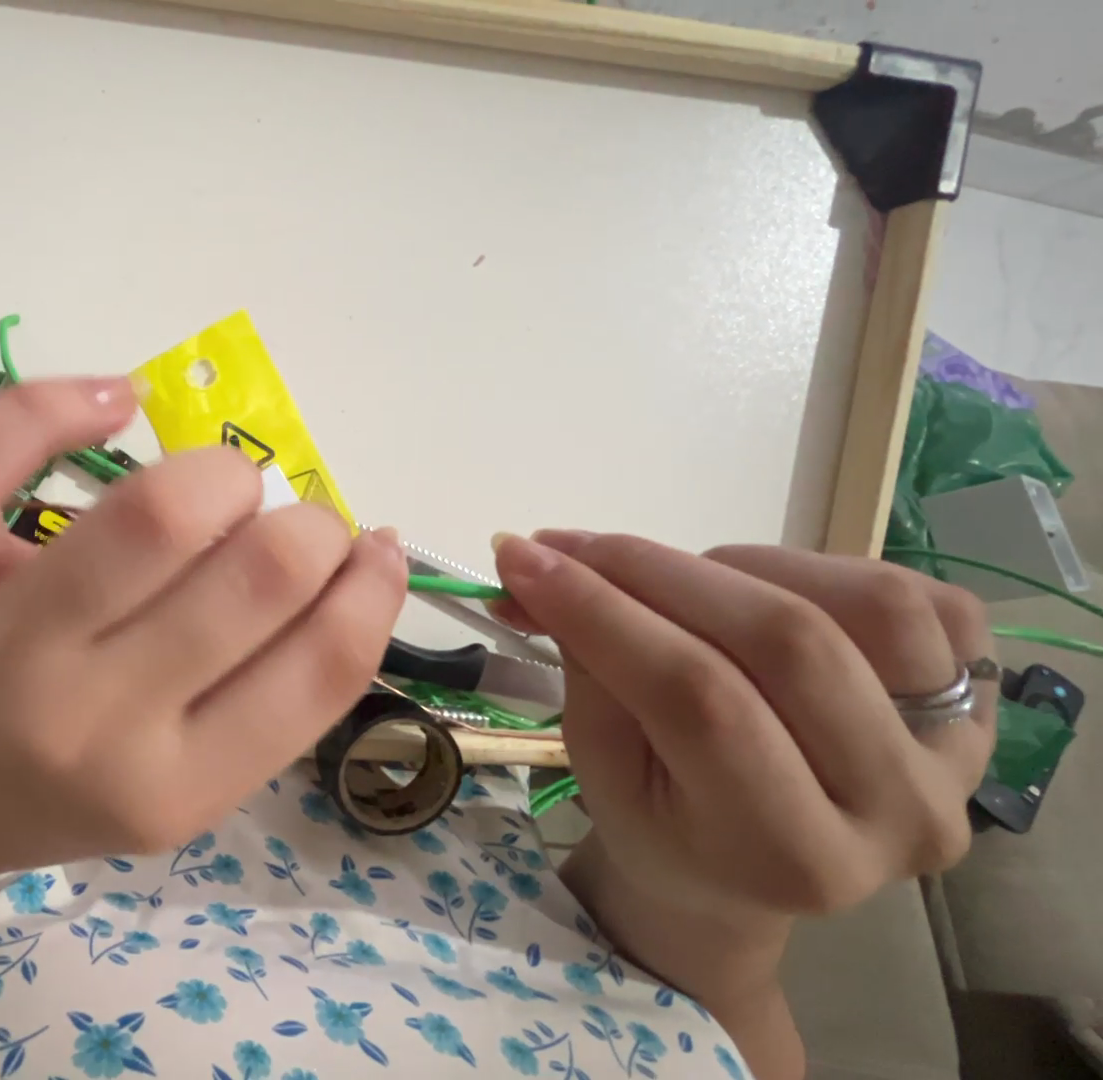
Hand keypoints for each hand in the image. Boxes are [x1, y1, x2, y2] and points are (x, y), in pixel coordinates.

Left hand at [0, 378, 407, 910]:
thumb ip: (273, 691)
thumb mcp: (188, 788)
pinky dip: (48, 409)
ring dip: (219, 473)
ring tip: (222, 484)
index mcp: (175, 788)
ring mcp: (2, 645)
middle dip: (306, 525)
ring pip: (148, 515)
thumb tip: (359, 555)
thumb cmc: (67, 794)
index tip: (370, 548)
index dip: (371, 589)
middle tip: (291, 524)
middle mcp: (92, 721)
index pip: (320, 670)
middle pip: (250, 574)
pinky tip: (115, 402)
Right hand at [488, 531, 992, 1065]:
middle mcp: (902, 813)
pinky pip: (923, 602)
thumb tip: (538, 565)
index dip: (600, 611)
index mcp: (786, 855)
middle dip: (655, 570)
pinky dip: (823, 569)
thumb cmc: (655, 824)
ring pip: (870, 602)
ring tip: (670, 580)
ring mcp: (961, 757)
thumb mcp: (597, 765)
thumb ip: (586, 665)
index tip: (520, 556)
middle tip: (570, 545)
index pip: (694, 698)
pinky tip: (754, 589)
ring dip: (739, 566)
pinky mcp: (990, 708)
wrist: (747, 866)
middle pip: (785, 640)